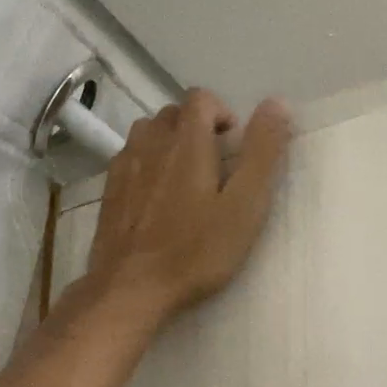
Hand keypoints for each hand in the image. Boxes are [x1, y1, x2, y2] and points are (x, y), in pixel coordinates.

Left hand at [85, 89, 292, 323]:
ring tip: (185, 178)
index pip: (201, 98)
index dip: (222, 114)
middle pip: (173, 114)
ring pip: (147, 134)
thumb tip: (277, 103)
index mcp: (187, 142)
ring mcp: (124, 167)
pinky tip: (156, 198)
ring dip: (169, 143)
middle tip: (215, 166)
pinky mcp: (109, 193)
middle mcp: (151, 143)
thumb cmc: (195, 252)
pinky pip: (130, 160)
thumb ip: (261, 154)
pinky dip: (147, 165)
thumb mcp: (244, 207)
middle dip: (197, 128)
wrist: (131, 288)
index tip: (234, 147)